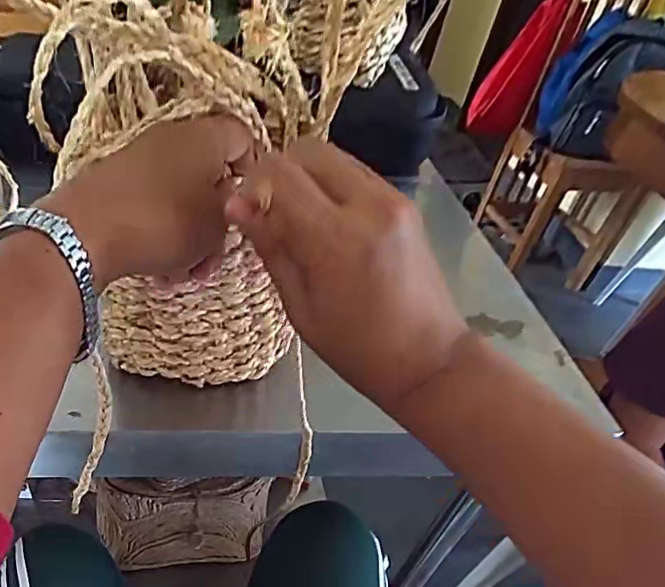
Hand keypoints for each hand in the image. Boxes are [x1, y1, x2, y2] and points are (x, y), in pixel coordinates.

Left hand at [38, 117, 255, 284]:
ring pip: (184, 199)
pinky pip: (157, 207)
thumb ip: (235, 207)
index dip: (254, 177)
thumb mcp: (216, 223)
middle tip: (214, 258)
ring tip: (185, 272)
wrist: (88, 230)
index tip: (250, 213)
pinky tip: (160, 268)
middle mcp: (175, 137)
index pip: (246, 140)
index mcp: (206, 134)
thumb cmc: (164, 223)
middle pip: (212, 177)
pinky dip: (165, 235)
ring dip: (192, 238)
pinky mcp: (120, 182)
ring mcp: (144, 158)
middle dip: (217, 223)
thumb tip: (233, 197)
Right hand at [225, 139, 471, 409]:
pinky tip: (327, 225)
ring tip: (296, 221)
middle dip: (277, 174)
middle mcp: (368, 205)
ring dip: (305, 178)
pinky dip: (332, 187)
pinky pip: (356, 174)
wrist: (427, 357)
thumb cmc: (357, 349)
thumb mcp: (301, 309)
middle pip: (307, 151)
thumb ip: (272, 249)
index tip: (241, 212)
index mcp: (336, 239)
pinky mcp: (404, 202)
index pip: (279, 174)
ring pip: (333, 157)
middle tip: (266, 213)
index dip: (251, 185)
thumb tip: (237, 206)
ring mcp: (392, 198)